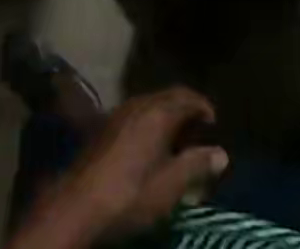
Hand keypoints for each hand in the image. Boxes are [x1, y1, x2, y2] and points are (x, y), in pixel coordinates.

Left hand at [11, 87, 229, 248]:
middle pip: (168, 95)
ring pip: (151, 102)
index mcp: (158, 113)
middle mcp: (139, 104)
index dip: (203, 106)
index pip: (187, 97)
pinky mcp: (105, 125)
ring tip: (178, 138)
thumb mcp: (170, 185)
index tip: (214, 122)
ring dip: (167, 113)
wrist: (78, 203)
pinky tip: (151, 144)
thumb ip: (196, 165)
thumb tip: (222, 153)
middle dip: (186, 107)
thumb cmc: (130, 194)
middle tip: (199, 129)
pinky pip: (136, 112)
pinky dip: (151, 119)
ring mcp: (119, 112)